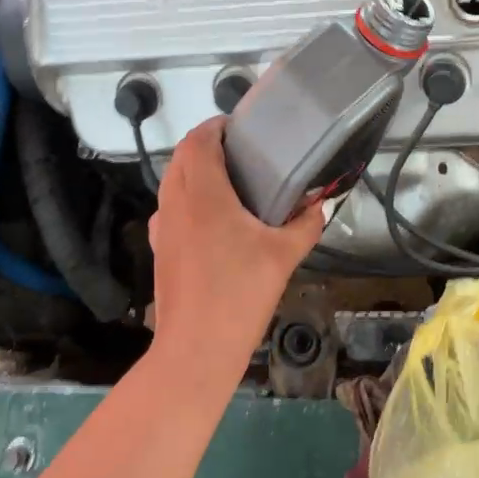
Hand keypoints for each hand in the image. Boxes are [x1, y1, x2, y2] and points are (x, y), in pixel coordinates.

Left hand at [147, 117, 324, 363]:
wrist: (196, 351)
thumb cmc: (239, 295)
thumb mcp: (283, 257)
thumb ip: (305, 225)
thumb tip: (319, 206)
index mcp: (203, 195)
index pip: (199, 141)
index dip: (216, 126)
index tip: (241, 128)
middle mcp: (176, 204)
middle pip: (182, 157)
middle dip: (206, 145)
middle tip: (240, 151)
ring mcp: (162, 228)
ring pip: (172, 182)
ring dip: (194, 170)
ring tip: (230, 180)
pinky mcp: (159, 249)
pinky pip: (170, 208)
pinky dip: (187, 198)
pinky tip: (214, 220)